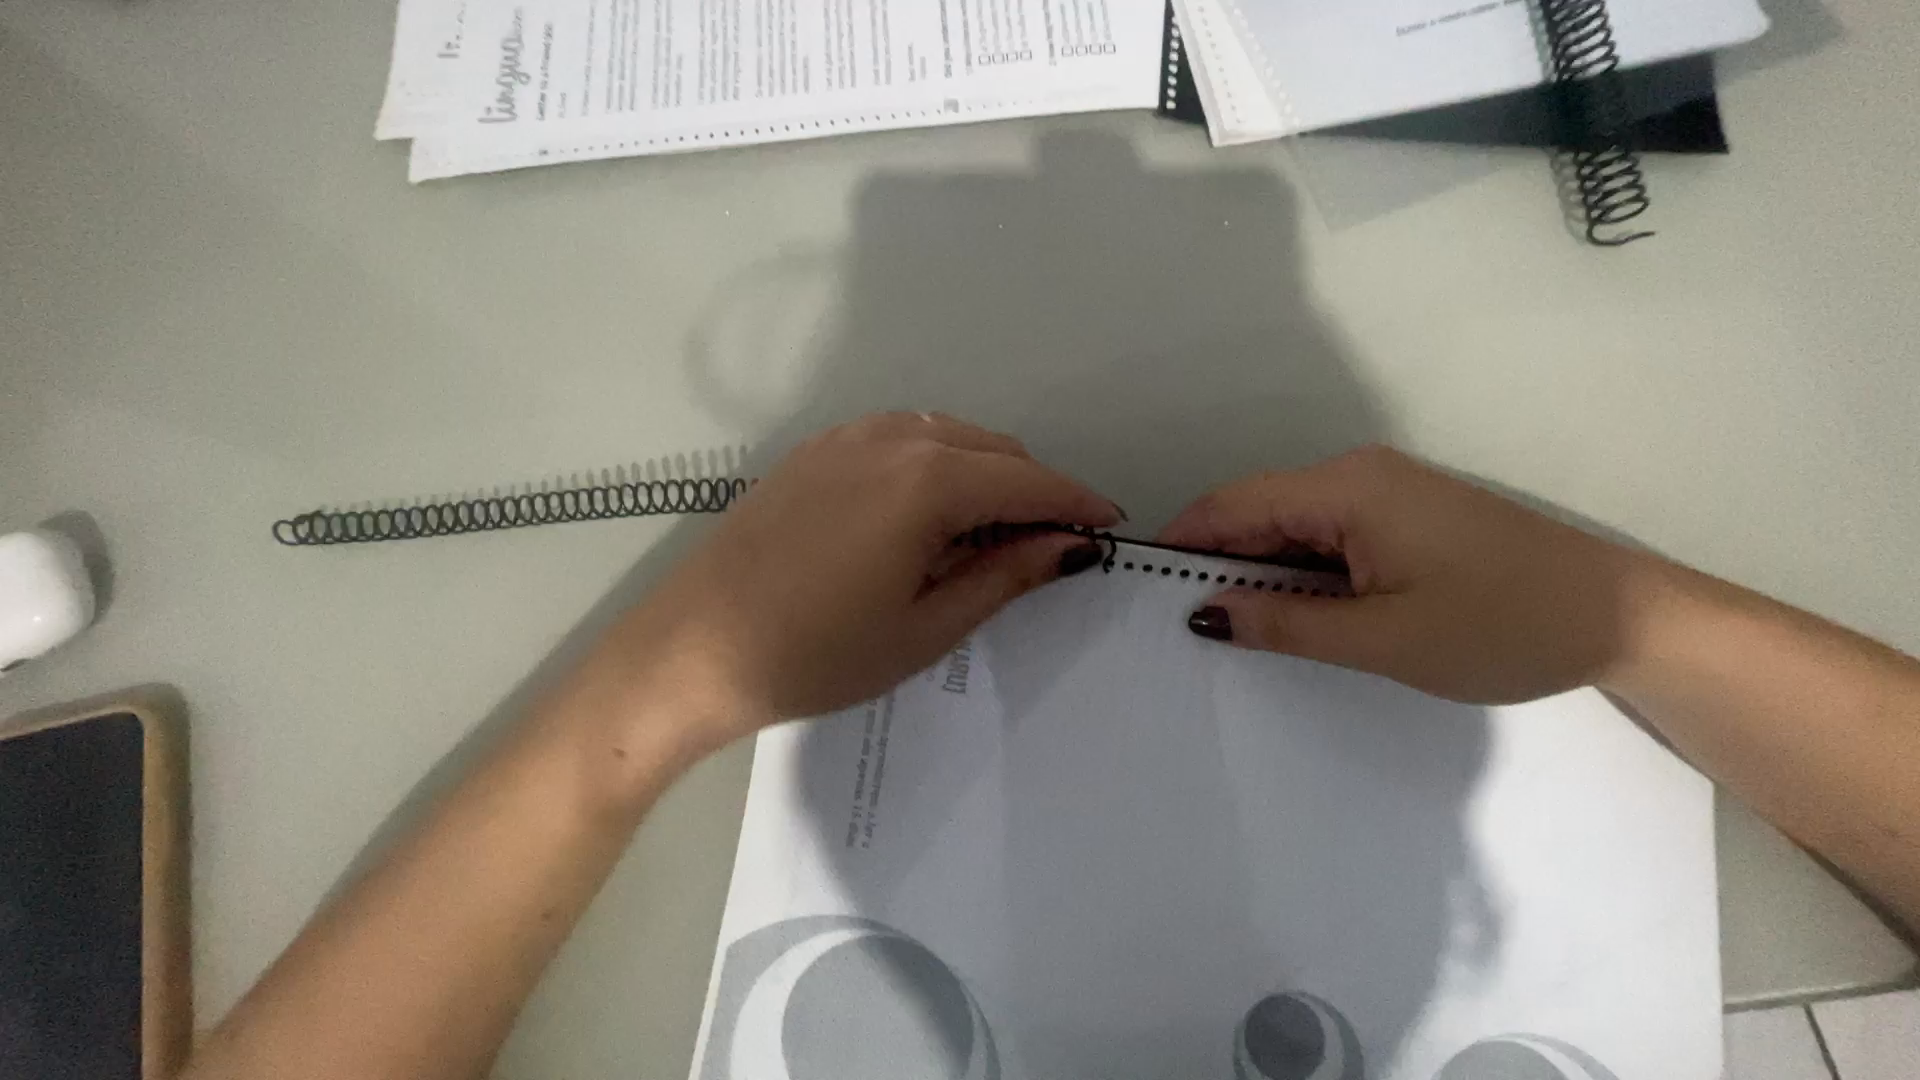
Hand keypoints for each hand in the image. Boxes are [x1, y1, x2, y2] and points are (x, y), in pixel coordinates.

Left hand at [602, 413, 1119, 751]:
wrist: (694, 649)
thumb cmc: (817, 655)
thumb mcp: (926, 628)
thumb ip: (1004, 575)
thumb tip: (1068, 546)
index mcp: (927, 481)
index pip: (1028, 482)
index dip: (1076, 503)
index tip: (1108, 527)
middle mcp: (892, 438)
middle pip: (992, 450)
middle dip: (1032, 491)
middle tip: (1045, 548)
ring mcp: (848, 437)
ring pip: (948, 438)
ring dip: (984, 475)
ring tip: (987, 537)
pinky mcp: (816, 450)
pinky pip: (901, 439)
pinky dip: (936, 465)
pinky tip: (926, 515)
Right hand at [1159, 445, 1666, 703]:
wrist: (1627, 620)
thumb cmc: (1501, 627)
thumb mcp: (1383, 638)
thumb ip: (1285, 622)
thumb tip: (1204, 612)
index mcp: (1347, 490)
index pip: (1234, 505)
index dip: (1184, 541)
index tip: (1146, 587)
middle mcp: (1357, 475)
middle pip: (1257, 511)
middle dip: (1218, 560)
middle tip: (1189, 621)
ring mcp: (1382, 492)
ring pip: (1289, 525)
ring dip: (1259, 568)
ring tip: (1237, 623)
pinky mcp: (1401, 514)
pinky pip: (1324, 534)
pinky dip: (1298, 569)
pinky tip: (1293, 608)